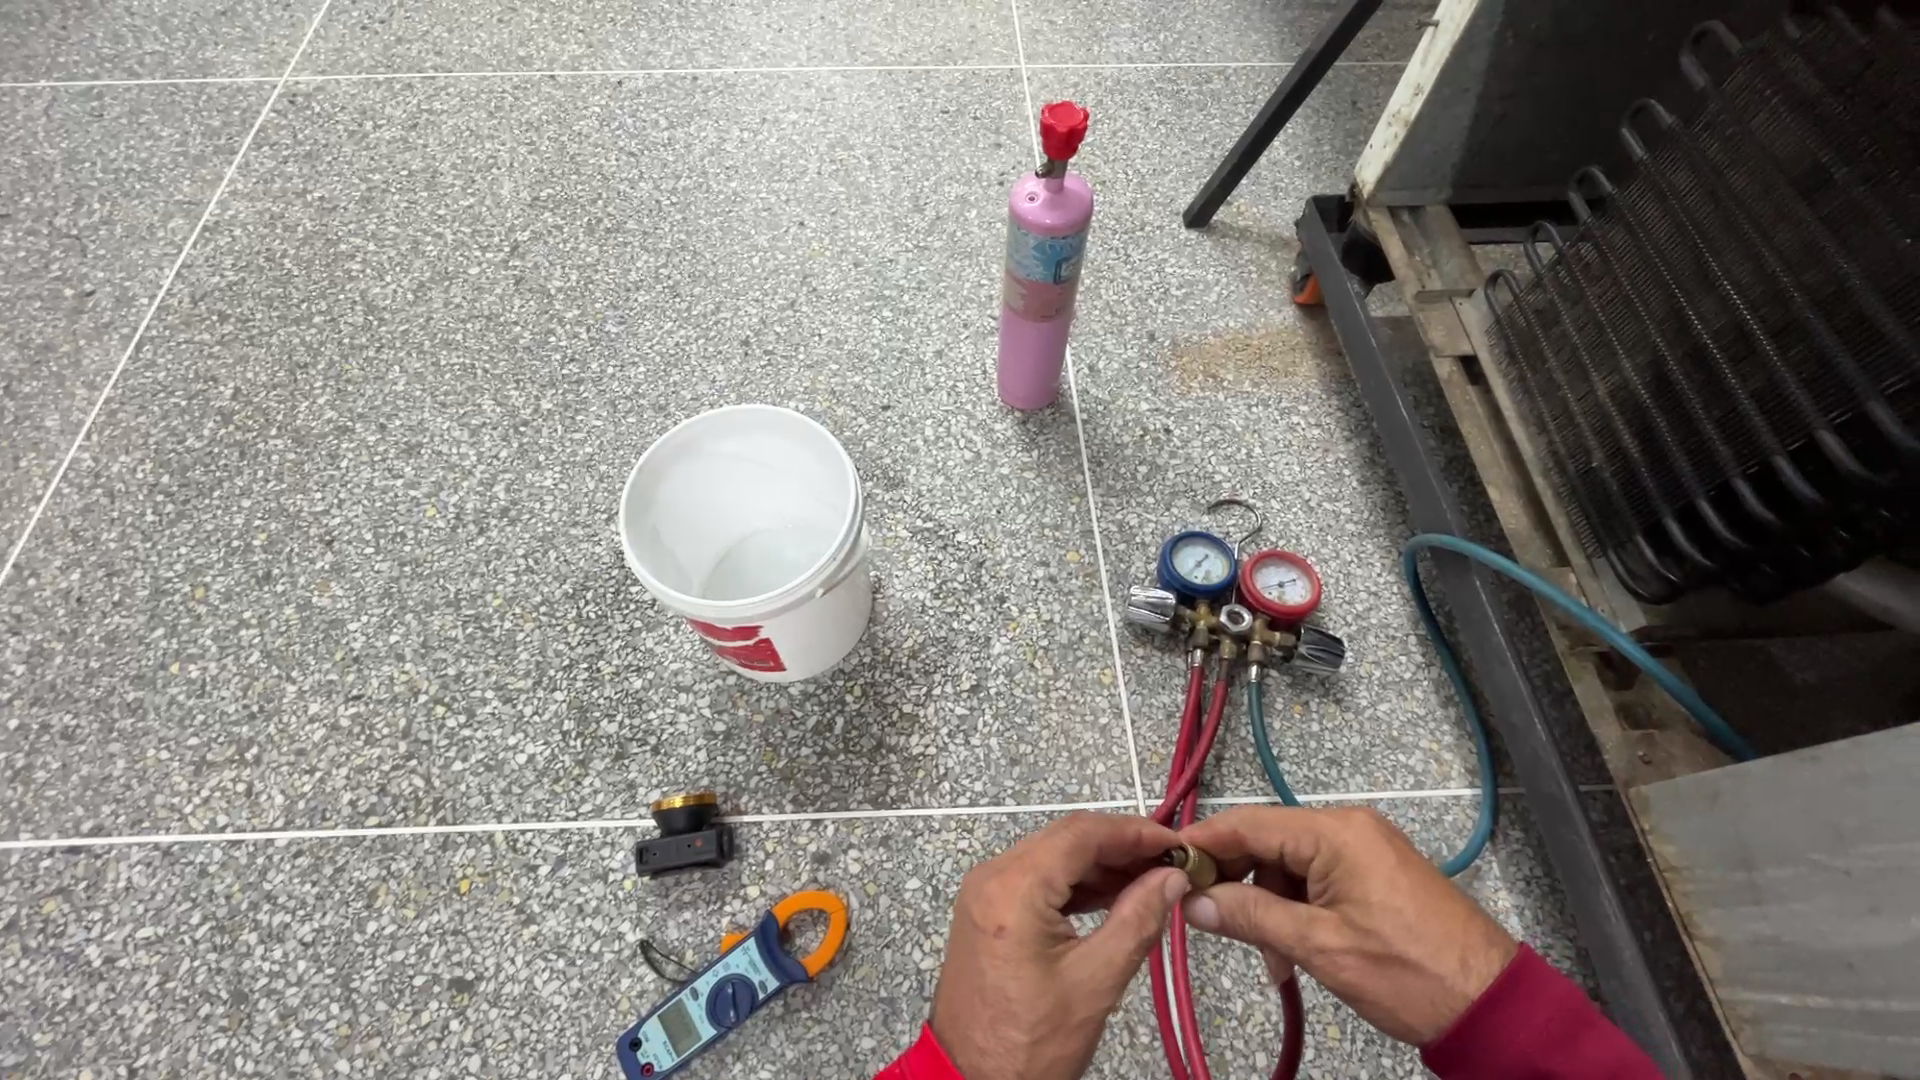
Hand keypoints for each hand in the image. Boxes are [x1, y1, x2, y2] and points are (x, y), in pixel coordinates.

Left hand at [929, 812, 1188, 1079]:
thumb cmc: (1031, 1042)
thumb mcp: (1094, 983)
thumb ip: (1137, 920)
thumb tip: (1172, 876)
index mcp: (1014, 885)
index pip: (1081, 833)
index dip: (1133, 831)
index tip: (1177, 842)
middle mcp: (994, 873)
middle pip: (1066, 838)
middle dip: (1120, 846)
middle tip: (1170, 862)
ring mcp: (986, 889)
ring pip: (1053, 855)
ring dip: (1100, 864)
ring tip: (1151, 880)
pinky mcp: (988, 908)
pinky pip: (1038, 878)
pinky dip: (1075, 883)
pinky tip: (1113, 896)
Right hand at [1178, 806, 1516, 1045]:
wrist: (1499, 1009)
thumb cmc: (1408, 973)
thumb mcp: (1320, 946)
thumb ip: (1250, 916)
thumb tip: (1191, 901)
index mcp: (1333, 831)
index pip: (1247, 823)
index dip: (1203, 843)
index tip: (1166, 867)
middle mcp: (1346, 827)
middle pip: (1266, 842)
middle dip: (1236, 882)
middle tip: (1210, 920)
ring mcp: (1362, 848)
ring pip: (1287, 865)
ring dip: (1267, 905)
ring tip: (1272, 959)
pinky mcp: (1374, 873)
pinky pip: (1315, 879)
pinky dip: (1296, 910)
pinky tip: (1294, 951)